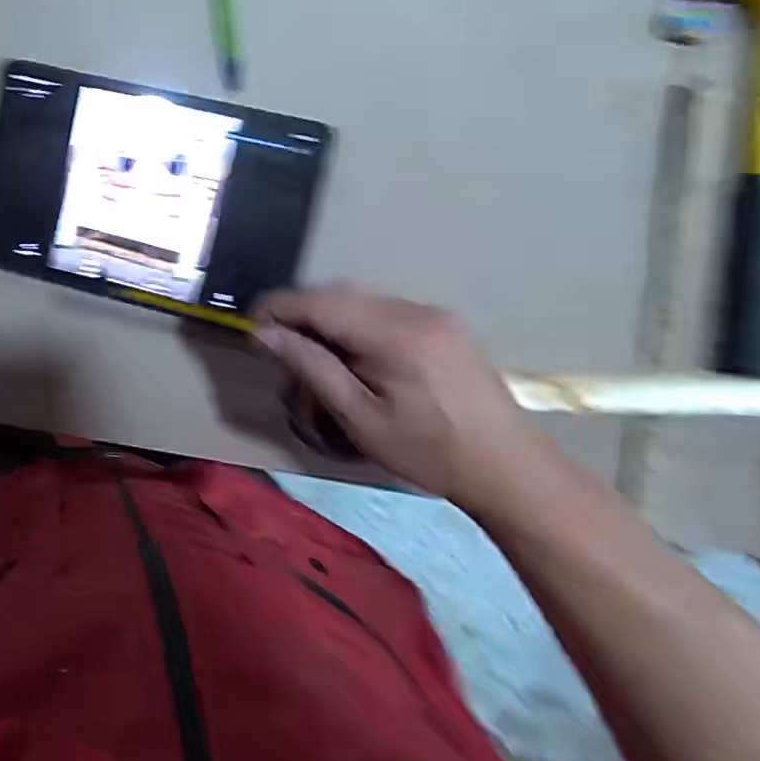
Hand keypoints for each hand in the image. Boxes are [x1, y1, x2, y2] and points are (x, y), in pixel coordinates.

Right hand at [253, 284, 555, 506]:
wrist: (510, 468)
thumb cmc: (427, 451)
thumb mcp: (357, 416)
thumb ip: (310, 366)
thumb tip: (265, 333)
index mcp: (395, 333)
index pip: (319, 302)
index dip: (277, 308)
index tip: (249, 327)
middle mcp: (415, 311)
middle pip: (338, 292)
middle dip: (297, 309)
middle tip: (271, 338)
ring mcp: (433, 314)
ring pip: (359, 296)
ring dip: (323, 312)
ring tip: (302, 343)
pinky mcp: (443, 324)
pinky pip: (381, 307)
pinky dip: (351, 318)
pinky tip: (344, 346)